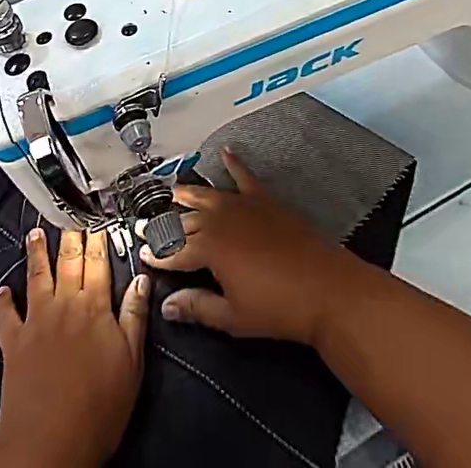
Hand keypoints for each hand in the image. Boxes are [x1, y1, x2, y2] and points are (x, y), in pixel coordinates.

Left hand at [0, 227, 150, 467]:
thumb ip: (135, 316)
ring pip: (37, 278)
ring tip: (35, 234)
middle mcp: (65, 307)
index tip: (98, 220)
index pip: (99, 264)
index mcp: (95, 309)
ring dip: (36, 254)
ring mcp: (36, 323)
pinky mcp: (13, 344)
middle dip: (70, 236)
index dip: (99, 240)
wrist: (48, 442)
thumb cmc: (98, 406)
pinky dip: (3, 301)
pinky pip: (6, 316)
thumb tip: (142, 280)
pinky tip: (2, 290)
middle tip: (69, 214)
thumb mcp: (131, 363)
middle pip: (68, 263)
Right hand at [139, 151, 370, 345]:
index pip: (175, 250)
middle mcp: (222, 220)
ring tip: (174, 191)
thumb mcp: (233, 317)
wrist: (327, 288)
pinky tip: (227, 152)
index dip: (157, 254)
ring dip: (189, 193)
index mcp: (210, 248)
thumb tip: (168, 305)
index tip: (144, 254)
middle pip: (187, 220)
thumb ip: (197, 306)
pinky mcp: (267, 201)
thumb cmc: (279, 308)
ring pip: (208, 195)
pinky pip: (246, 177)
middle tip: (149, 226)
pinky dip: (235, 164)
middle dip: (165, 224)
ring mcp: (245, 206)